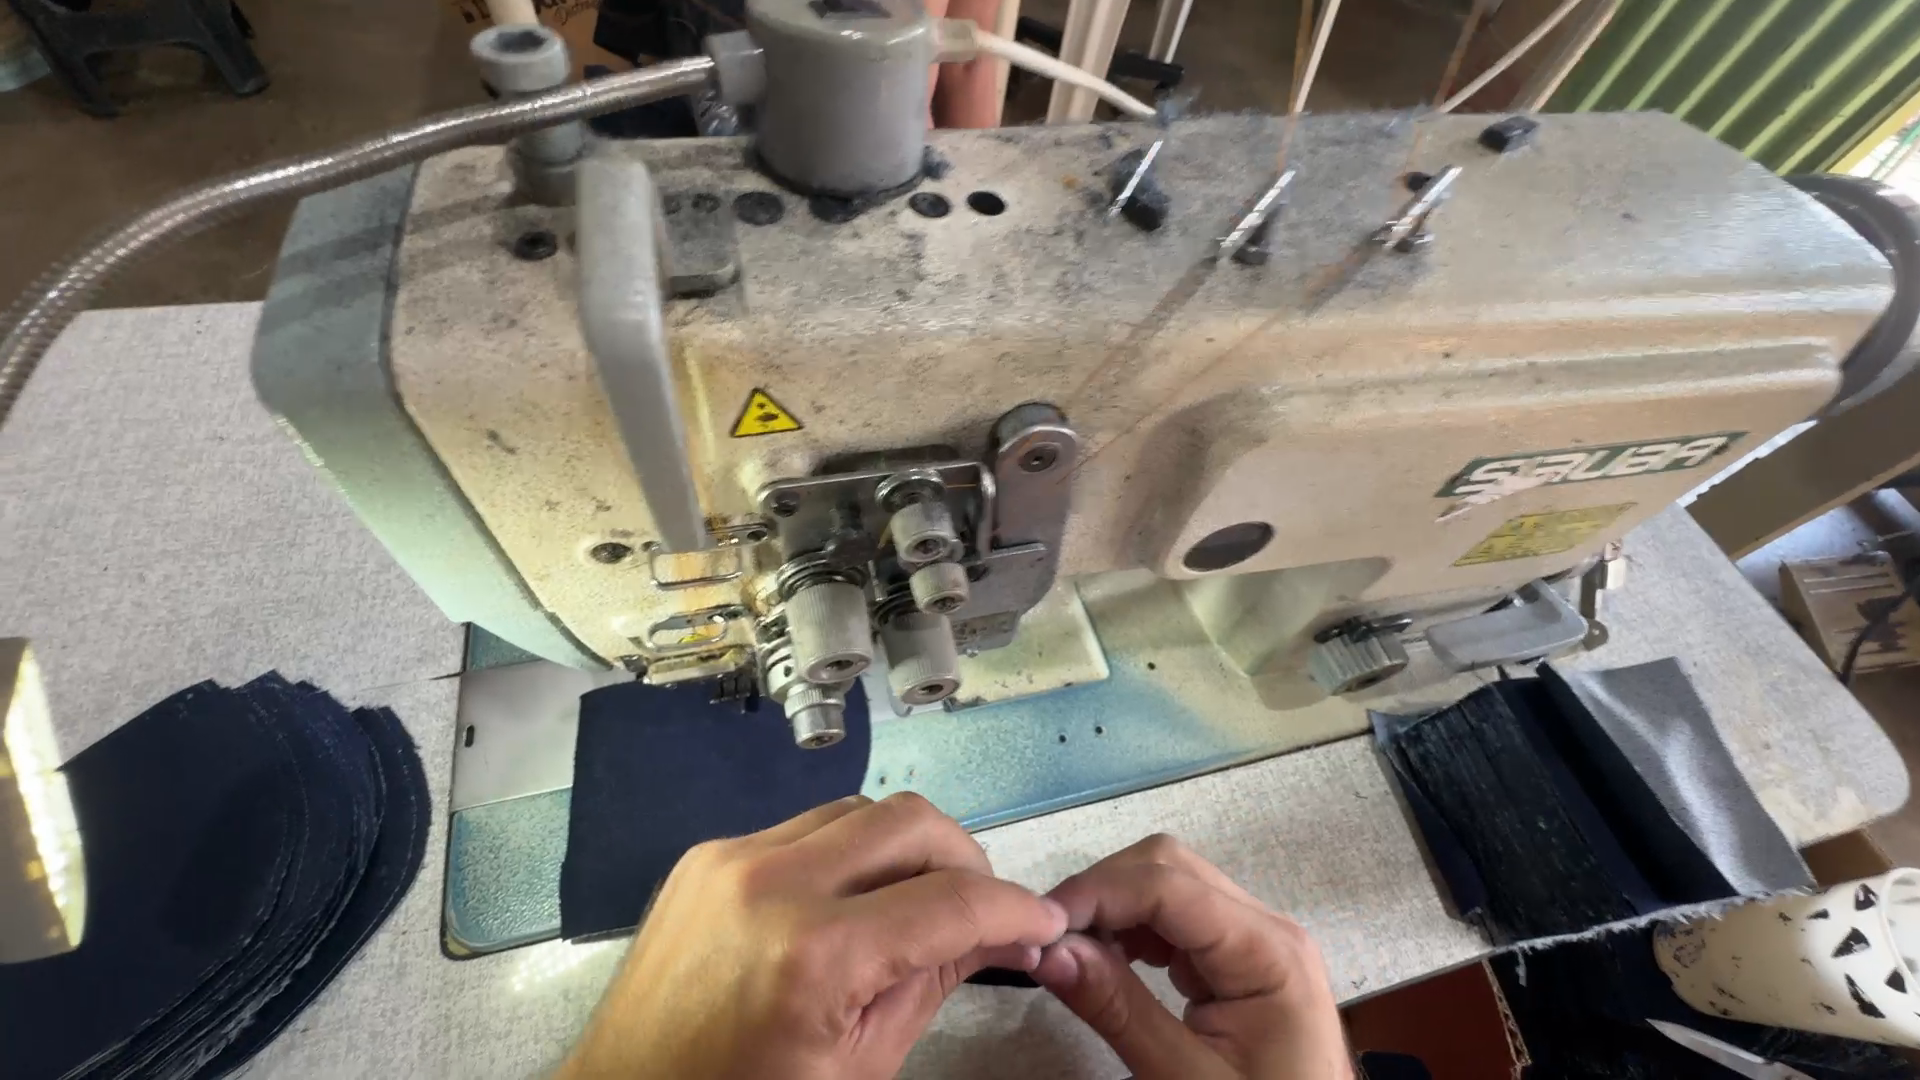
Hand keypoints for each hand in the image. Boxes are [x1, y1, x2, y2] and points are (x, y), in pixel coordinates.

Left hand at [557, 793, 1067, 1079]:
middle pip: (908, 820)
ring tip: (917, 896)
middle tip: (981, 901)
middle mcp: (771, 881)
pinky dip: (849, 851)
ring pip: (860, 810)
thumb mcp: (858, 1068)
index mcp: (812, 956)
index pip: (946, 902)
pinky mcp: (710, 851)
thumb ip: (933, 981)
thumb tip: (999, 932)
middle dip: (963, 854)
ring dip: (906, 845)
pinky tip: (850, 896)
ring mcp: (732, 855)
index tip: (1040, 918)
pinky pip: (807, 827)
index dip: (1010, 907)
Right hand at [1032, 835, 1351, 1079]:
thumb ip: (1118, 1010)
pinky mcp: (1235, 957)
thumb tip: (1048, 950)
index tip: (1041, 925)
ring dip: (1112, 906)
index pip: (1168, 885)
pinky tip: (1106, 959)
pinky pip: (1173, 917)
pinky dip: (1130, 927)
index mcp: (1267, 951)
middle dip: (1103, 891)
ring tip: (1071, 949)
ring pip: (1166, 882)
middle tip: (1050, 937)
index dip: (1098, 892)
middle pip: (1168, 867)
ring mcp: (1251, 937)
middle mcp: (1264, 925)